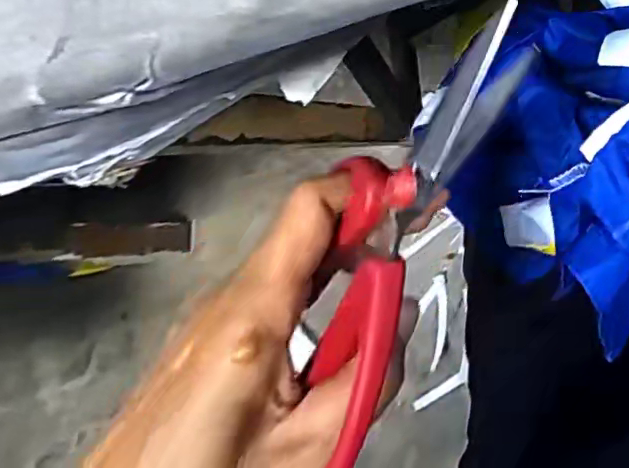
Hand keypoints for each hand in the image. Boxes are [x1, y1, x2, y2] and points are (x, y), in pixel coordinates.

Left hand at [86, 172, 414, 467]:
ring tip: (394, 269)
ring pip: (297, 255)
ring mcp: (210, 318)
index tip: (415, 197)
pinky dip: (325, 274)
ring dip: (352, 248)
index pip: (310, 205)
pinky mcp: (206, 338)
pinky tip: (347, 307)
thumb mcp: (307, 447)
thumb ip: (370, 374)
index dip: (369, 186)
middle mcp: (226, 302)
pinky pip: (279, 283)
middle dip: (374, 215)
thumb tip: (402, 308)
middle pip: (310, 224)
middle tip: (422, 221)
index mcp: (252, 315)